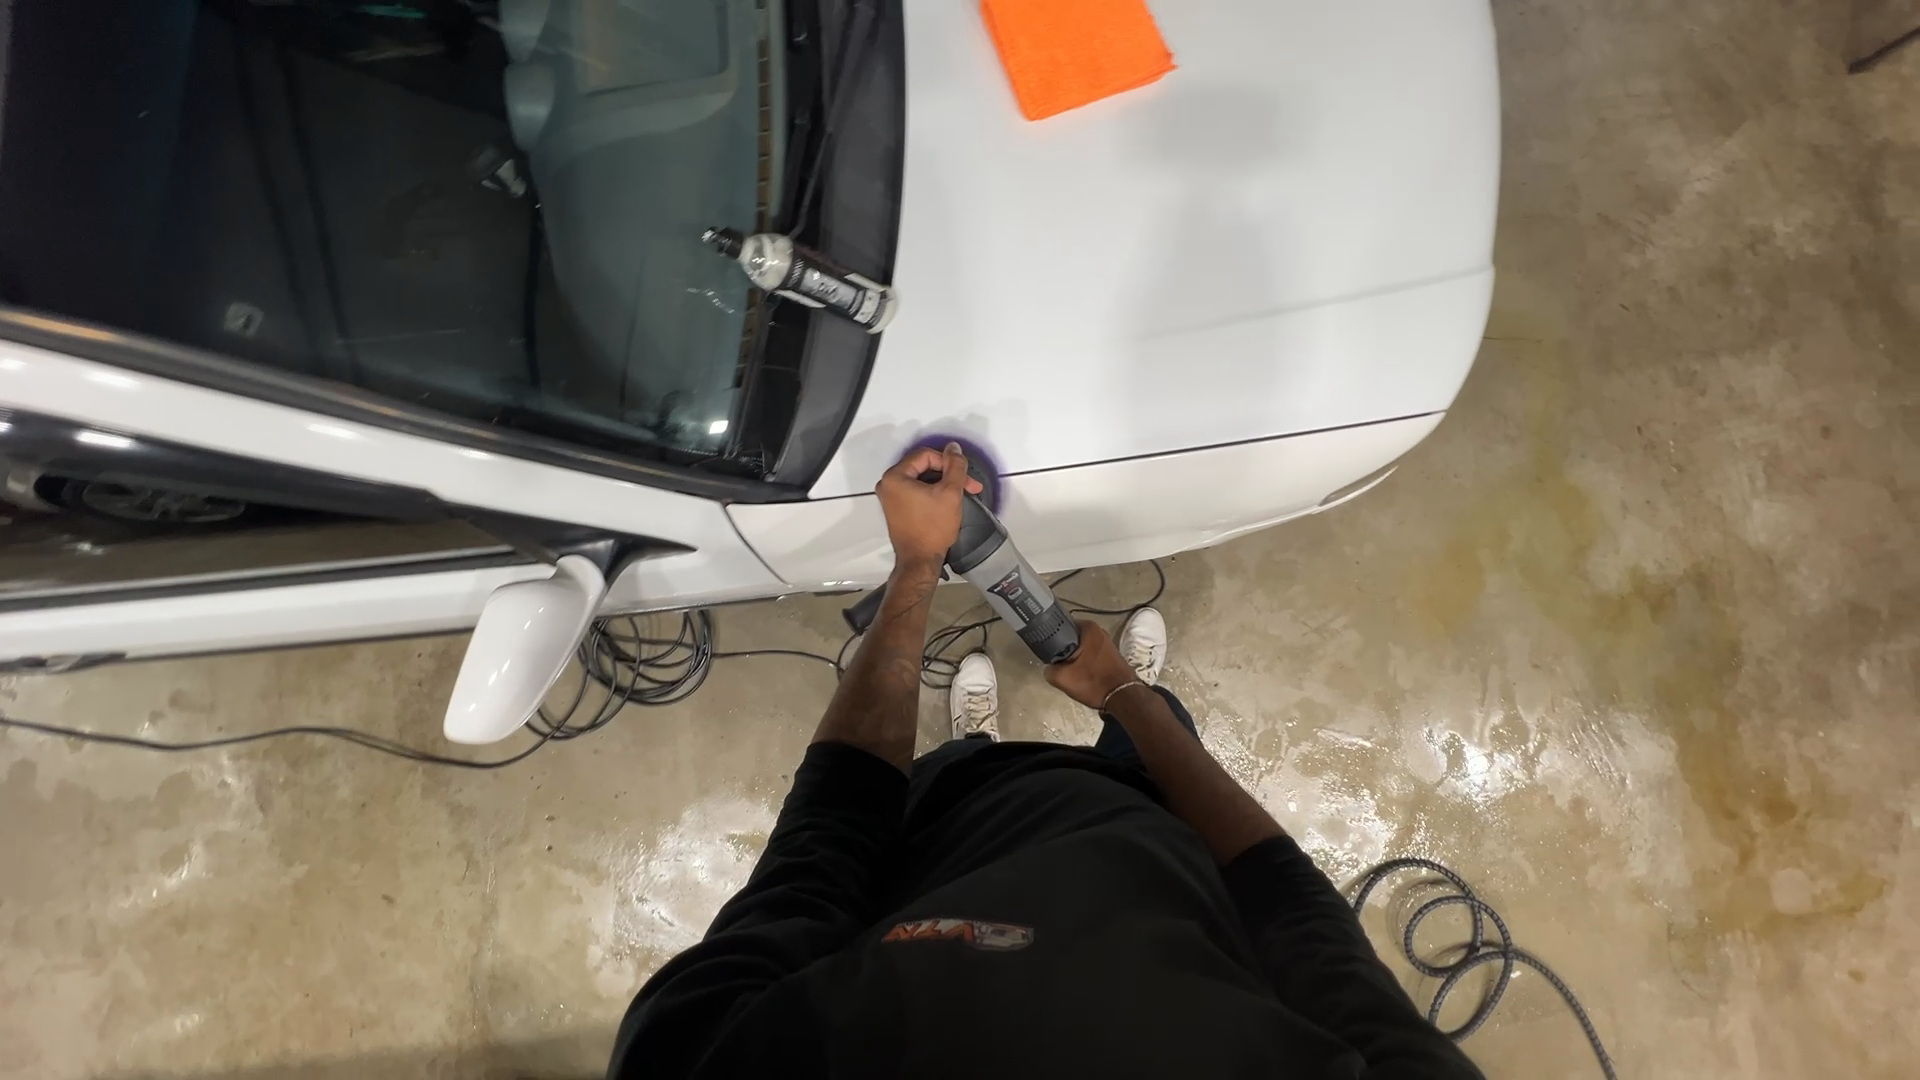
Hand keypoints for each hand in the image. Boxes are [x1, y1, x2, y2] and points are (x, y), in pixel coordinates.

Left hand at [875, 442, 984, 572]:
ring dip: (943, 483)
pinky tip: (948, 501)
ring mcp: (890, 497)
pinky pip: (916, 491)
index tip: (965, 477)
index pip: (926, 455)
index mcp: (895, 476)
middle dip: (948, 474)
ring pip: (921, 479)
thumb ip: (955, 466)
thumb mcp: (950, 492)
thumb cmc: (933, 528)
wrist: (920, 560)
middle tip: (968, 485)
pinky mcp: (896, 508)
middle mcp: (887, 484)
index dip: (948, 462)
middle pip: (923, 466)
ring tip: (962, 494)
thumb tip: (954, 448)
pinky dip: (932, 492)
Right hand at [1045, 620, 1142, 708]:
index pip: (1061, 626)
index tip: (1048, 651)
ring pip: (1081, 648)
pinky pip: (1090, 655)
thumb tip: (1049, 668)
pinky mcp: (1111, 655)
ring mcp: (1107, 643)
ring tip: (1070, 672)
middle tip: (1059, 665)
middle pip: (1071, 638)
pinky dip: (1085, 663)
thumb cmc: (1094, 682)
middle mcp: (1099, 631)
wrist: (1123, 697)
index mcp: (1088, 628)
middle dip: (1064, 651)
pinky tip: (1083, 675)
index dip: (1052, 639)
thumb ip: (1049, 670)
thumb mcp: (1063, 678)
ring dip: (1074, 658)